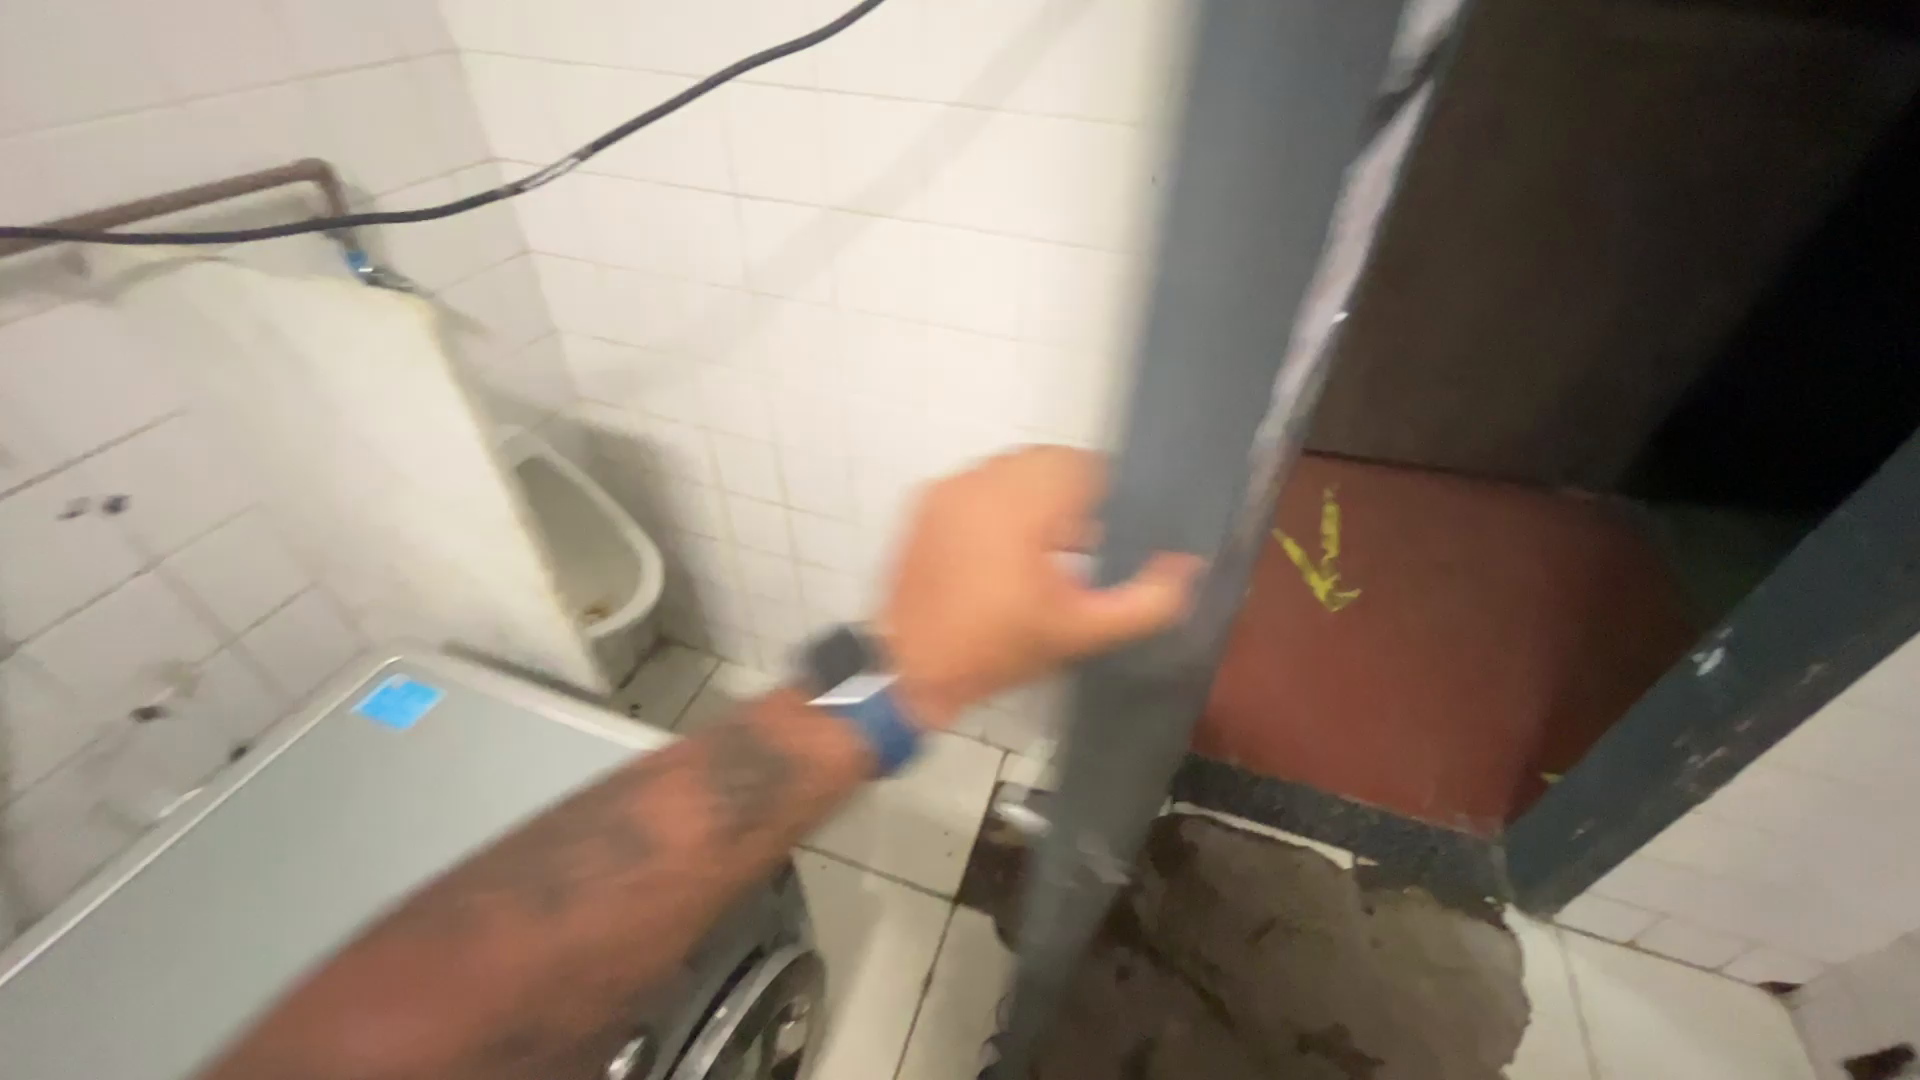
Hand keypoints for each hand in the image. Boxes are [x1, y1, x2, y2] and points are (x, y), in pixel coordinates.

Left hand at [877, 445, 1203, 729]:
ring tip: (1044, 546)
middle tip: (1082, 542)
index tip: (1110, 531)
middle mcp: (982, 480)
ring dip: (1036, 495)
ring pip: (1012, 469)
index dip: (1106, 496)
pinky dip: (999, 500)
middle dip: (1072, 495)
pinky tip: (1005, 545)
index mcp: (1022, 504)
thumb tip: (1187, 567)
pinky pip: (978, 482)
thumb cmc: (997, 650)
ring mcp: (947, 487)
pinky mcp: (924, 501)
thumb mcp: (1079, 632)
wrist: (910, 669)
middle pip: (1048, 462)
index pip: (1083, 466)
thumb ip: (1144, 601)